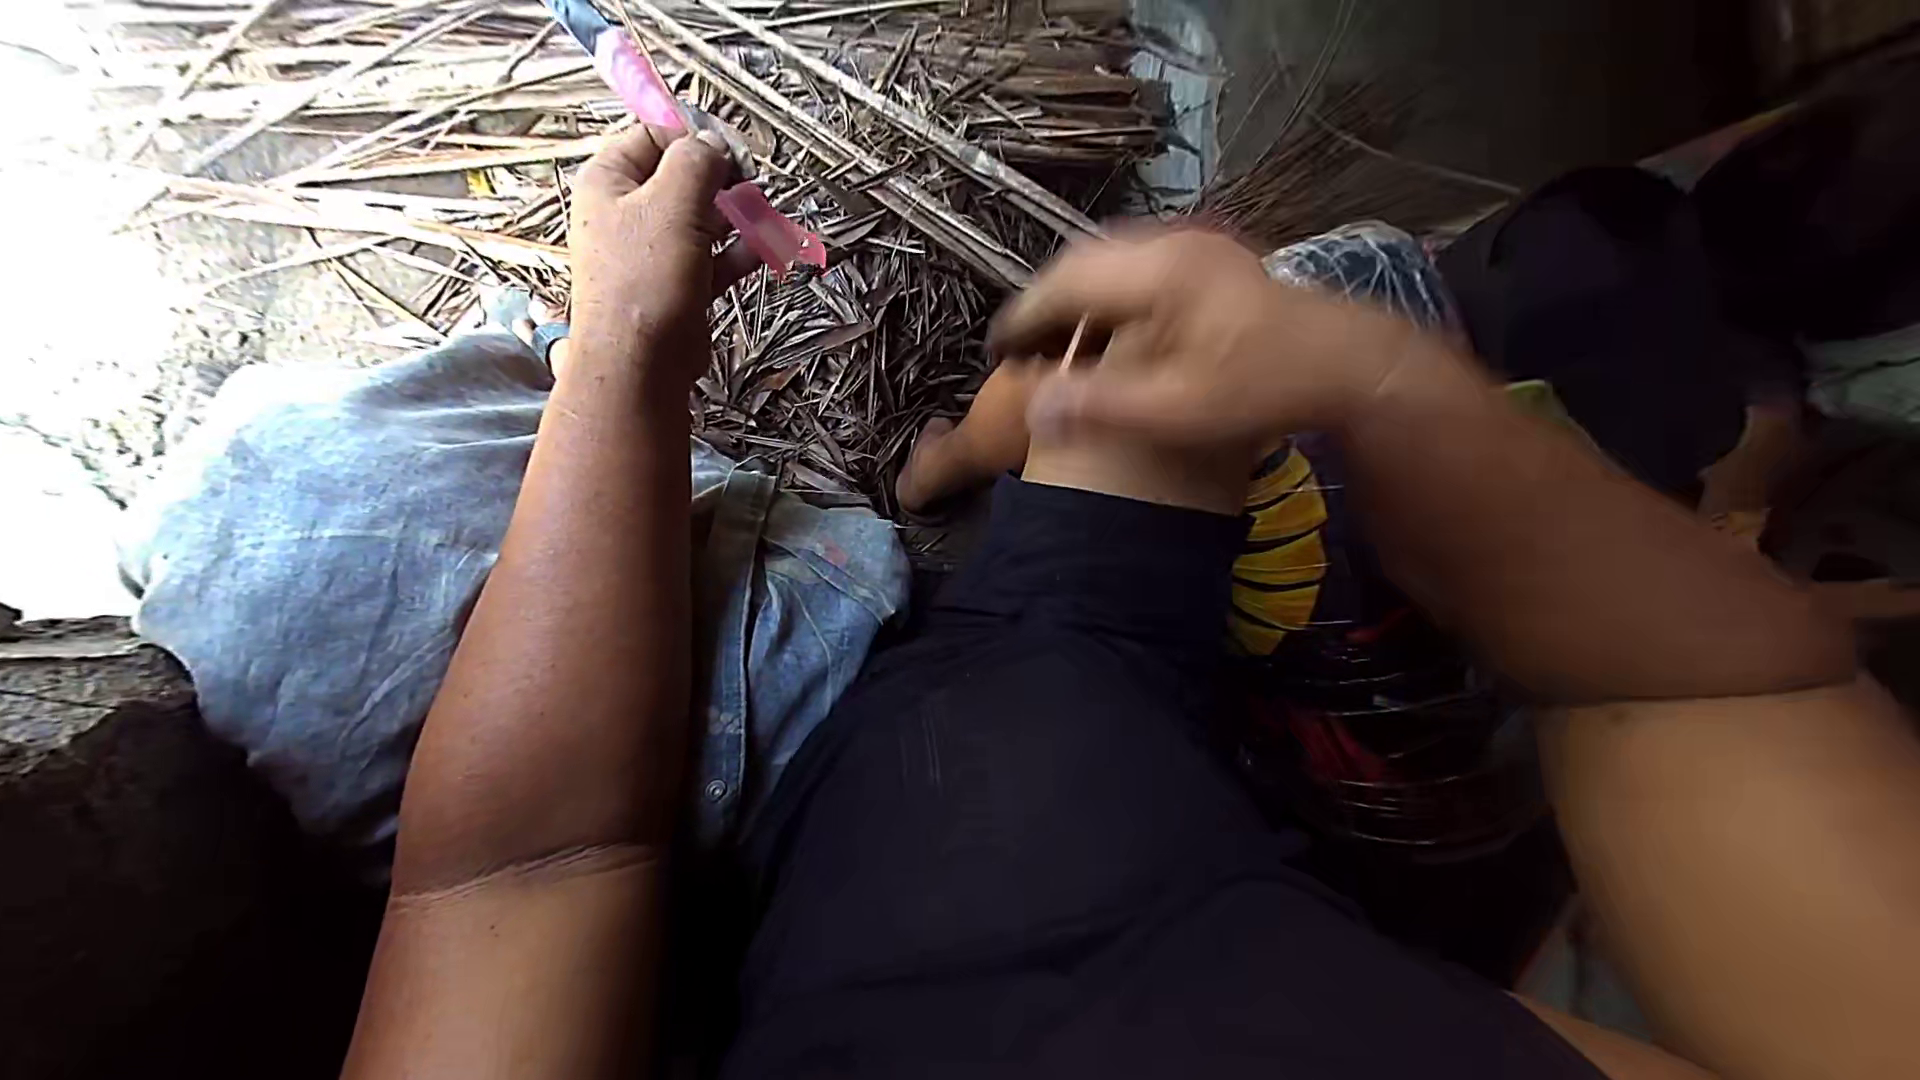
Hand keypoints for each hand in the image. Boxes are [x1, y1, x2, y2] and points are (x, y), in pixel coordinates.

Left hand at [567, 124, 759, 387]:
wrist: (642, 360)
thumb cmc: (647, 279)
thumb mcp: (673, 204)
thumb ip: (696, 163)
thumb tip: (715, 143)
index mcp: (611, 182)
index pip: (652, 137)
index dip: (693, 138)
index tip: (732, 153)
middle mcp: (630, 215)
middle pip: (682, 181)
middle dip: (723, 182)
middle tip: (753, 189)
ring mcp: (657, 254)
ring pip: (703, 223)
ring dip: (737, 219)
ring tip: (767, 219)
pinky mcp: (681, 287)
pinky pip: (714, 260)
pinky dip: (739, 253)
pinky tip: (765, 249)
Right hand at [988, 227, 1422, 449]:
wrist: (1348, 364)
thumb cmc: (1261, 390)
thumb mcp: (1176, 410)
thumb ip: (1100, 406)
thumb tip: (1033, 407)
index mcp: (1160, 274)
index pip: (1067, 283)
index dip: (1024, 316)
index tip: (996, 348)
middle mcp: (1172, 244)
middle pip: (1082, 261)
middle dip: (1043, 302)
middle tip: (1020, 344)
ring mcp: (1193, 244)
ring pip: (1107, 258)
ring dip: (1072, 294)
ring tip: (1051, 335)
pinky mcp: (1206, 257)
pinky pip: (1134, 264)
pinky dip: (1104, 291)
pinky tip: (1101, 323)